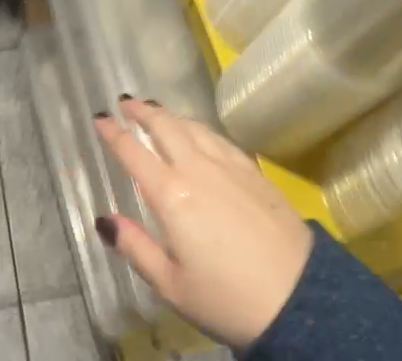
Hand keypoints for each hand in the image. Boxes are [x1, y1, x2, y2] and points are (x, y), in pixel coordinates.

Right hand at [93, 98, 314, 348]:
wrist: (301, 300)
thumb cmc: (228, 299)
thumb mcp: (171, 285)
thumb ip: (135, 247)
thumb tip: (105, 219)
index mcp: (171, 194)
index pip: (133, 152)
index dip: (113, 133)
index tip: (100, 118)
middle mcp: (198, 169)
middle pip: (165, 126)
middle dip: (142, 111)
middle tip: (126, 101)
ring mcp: (230, 167)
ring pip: (194, 127)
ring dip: (171, 115)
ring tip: (158, 111)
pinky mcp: (255, 172)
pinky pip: (219, 138)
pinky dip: (200, 128)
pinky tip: (200, 134)